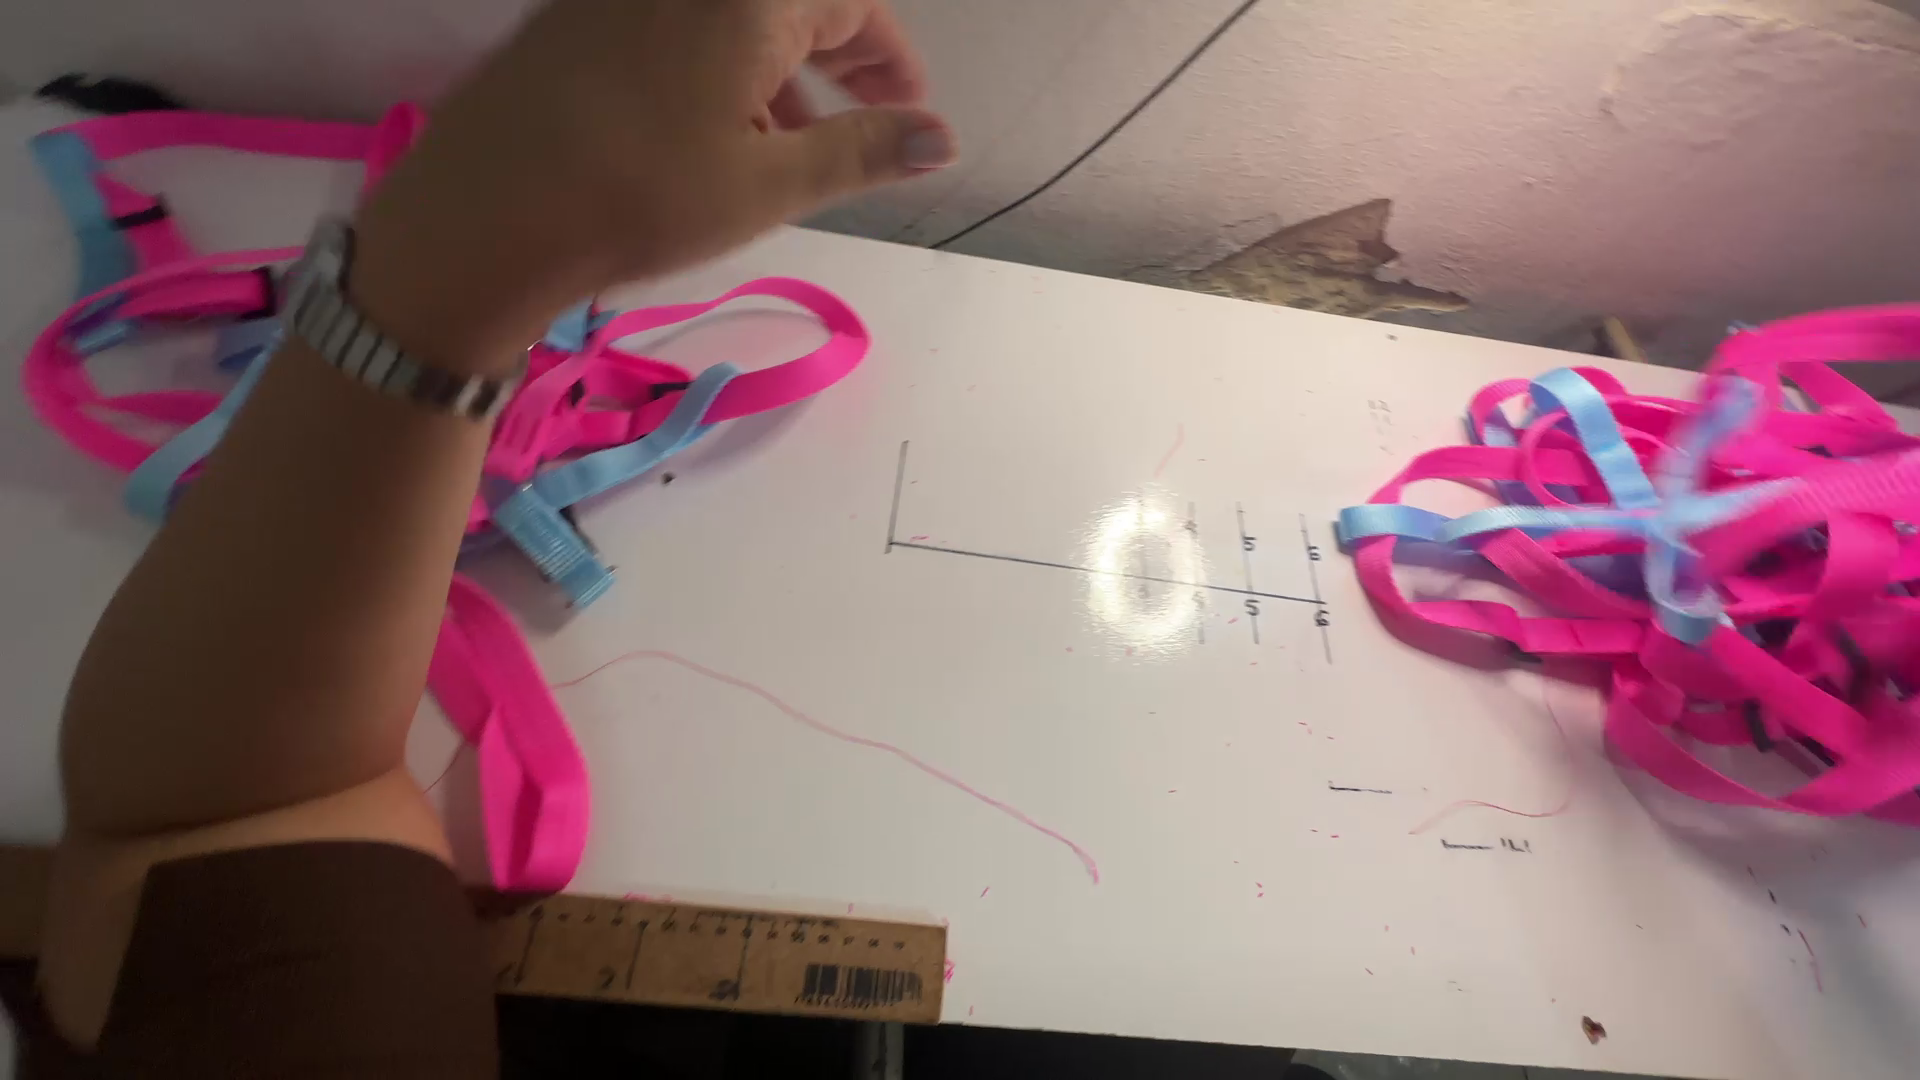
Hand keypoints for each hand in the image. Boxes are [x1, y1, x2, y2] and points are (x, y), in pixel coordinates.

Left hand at [351, 0, 953, 367]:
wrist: (492, 210)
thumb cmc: (648, 198)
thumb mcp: (772, 184)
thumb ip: (863, 152)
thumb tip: (942, 140)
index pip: (849, 5)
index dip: (891, 59)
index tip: (913, 114)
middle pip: (794, 3)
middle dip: (845, 61)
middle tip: (873, 121)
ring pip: (739, 19)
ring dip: (787, 72)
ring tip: (803, 144)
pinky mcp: (589, 17)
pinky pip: (687, 28)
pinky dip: (729, 72)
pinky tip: (729, 132)